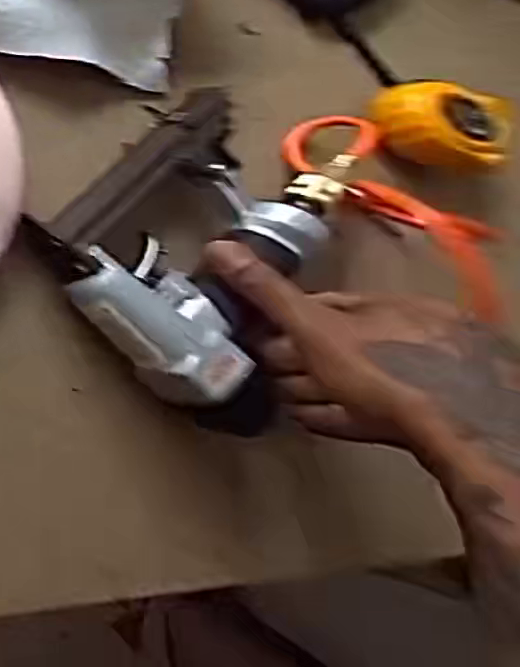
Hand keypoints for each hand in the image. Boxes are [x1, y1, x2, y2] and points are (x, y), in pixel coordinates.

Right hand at [204, 241, 519, 463]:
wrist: (472, 442)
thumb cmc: (391, 373)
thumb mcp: (313, 328)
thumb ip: (266, 291)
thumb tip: (218, 246)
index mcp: (406, 309)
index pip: (326, 304)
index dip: (286, 322)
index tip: (260, 338)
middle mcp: (434, 339)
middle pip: (342, 343)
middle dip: (300, 361)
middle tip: (270, 373)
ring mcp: (447, 381)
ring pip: (360, 379)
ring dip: (317, 389)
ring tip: (289, 401)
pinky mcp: (450, 421)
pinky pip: (381, 411)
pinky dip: (347, 413)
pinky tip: (321, 420)